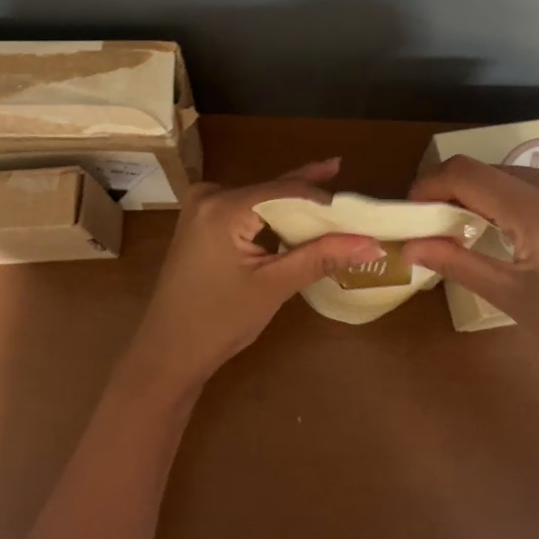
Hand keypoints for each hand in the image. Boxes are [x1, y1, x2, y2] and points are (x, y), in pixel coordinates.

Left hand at [119, 158, 383, 389]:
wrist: (167, 352)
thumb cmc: (218, 321)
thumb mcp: (274, 286)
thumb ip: (321, 257)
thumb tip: (371, 244)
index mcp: (223, 206)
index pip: (285, 189)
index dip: (324, 197)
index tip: (359, 206)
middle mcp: (210, 195)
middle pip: (271, 189)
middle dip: (310, 192)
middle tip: (349, 187)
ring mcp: (201, 207)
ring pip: (259, 198)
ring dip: (293, 205)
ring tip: (333, 201)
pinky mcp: (200, 222)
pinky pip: (245, 210)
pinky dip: (271, 216)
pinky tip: (297, 218)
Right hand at [404, 155, 538, 414]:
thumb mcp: (515, 302)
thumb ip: (459, 262)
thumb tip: (409, 246)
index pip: (467, 174)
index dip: (430, 186)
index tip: (409, 212)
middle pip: (489, 171)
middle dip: (454, 192)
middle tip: (431, 228)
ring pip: (513, 175)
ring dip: (482, 196)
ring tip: (465, 234)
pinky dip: (511, 201)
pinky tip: (506, 233)